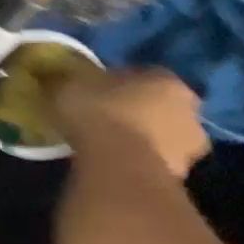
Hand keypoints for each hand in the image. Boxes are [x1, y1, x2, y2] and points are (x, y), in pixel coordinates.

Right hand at [37, 66, 209, 178]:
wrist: (122, 164)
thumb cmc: (99, 114)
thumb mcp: (67, 88)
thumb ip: (64, 80)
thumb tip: (51, 73)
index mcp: (164, 79)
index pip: (140, 74)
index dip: (113, 82)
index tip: (90, 92)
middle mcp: (189, 106)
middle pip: (158, 104)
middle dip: (135, 109)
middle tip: (102, 118)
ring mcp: (192, 141)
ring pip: (162, 132)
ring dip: (140, 136)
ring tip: (107, 144)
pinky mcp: (184, 170)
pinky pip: (156, 158)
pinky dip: (140, 158)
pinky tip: (115, 162)